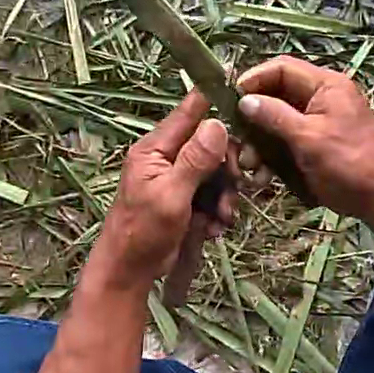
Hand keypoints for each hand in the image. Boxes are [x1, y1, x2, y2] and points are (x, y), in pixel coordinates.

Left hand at [89, 91, 236, 291]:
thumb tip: (217, 123)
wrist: (130, 271)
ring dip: (224, 196)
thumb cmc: (143, 231)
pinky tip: (213, 228)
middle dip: (227, 168)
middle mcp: (166, 157)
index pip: (188, 112)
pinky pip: (211, 195)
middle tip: (235, 187)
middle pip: (210, 145)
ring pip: (215, 173)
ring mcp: (176, 179)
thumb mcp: (171, 195)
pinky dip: (217, 211)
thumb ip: (194, 160)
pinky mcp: (185, 199)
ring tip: (222, 218)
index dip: (215, 103)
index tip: (243, 101)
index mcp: (155, 148)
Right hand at [236, 56, 373, 219]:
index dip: (254, 80)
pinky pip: (285, 144)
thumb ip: (275, 116)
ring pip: (276, 124)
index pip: (281, 68)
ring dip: (259, 143)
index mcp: (325, 85)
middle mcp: (320, 99)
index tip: (231, 101)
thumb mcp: (309, 137)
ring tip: (250, 166)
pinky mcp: (315, 147)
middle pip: (275, 97)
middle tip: (238, 141)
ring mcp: (317, 124)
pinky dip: (272, 157)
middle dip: (254, 120)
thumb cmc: (350, 162)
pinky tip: (263, 176)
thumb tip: (244, 100)